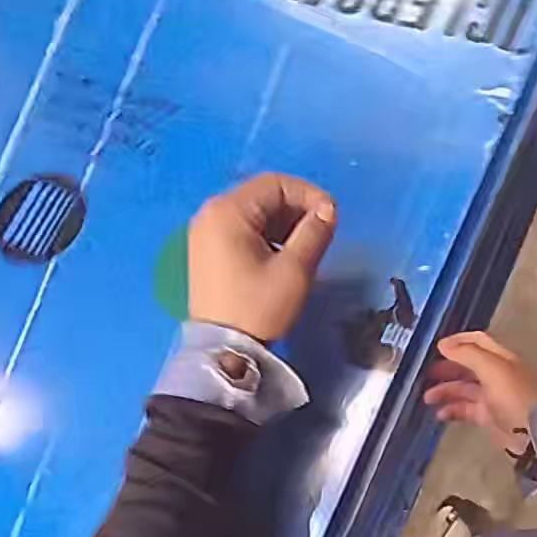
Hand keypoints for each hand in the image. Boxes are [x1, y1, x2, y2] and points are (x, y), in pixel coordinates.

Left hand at [188, 173, 337, 342]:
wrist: (223, 351)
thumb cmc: (259, 309)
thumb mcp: (294, 271)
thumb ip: (314, 233)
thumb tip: (328, 210)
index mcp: (227, 211)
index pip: (275, 184)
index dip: (309, 195)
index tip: (332, 217)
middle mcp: (210, 214)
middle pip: (262, 196)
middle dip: (296, 210)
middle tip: (321, 234)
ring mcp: (204, 234)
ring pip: (253, 214)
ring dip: (283, 225)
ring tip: (304, 249)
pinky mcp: (206, 253)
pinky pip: (241, 231)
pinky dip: (266, 237)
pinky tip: (282, 258)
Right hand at [423, 331, 536, 454]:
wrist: (529, 435)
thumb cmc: (513, 397)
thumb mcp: (491, 369)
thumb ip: (467, 354)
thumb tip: (444, 345)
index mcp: (502, 359)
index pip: (479, 342)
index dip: (458, 341)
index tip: (436, 347)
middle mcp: (498, 375)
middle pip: (469, 366)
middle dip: (448, 368)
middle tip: (428, 373)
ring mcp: (493, 397)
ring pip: (464, 389)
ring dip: (446, 391)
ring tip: (428, 398)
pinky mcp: (488, 416)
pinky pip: (466, 409)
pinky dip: (452, 410)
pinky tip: (440, 414)